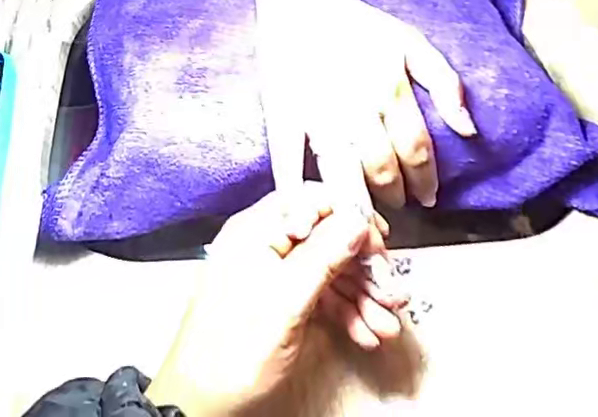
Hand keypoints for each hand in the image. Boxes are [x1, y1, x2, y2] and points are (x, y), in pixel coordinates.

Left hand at [149, 185, 404, 416]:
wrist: (204, 401)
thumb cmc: (234, 349)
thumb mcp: (286, 300)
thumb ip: (322, 256)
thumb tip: (354, 217)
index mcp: (256, 229)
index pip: (310, 201)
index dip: (348, 217)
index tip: (380, 245)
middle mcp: (263, 242)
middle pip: (323, 236)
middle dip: (363, 265)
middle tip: (393, 295)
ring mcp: (271, 272)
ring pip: (326, 268)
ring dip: (362, 295)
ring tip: (386, 325)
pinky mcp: (278, 301)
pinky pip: (319, 294)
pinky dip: (346, 312)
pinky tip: (366, 334)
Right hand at [248, 0, 476, 210]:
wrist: (300, 0)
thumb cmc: (356, 22)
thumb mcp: (410, 41)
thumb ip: (445, 83)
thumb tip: (469, 131)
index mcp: (390, 91)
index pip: (417, 151)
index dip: (427, 181)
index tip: (429, 197)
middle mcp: (356, 109)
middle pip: (382, 168)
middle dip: (395, 197)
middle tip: (396, 208)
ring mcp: (316, 113)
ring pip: (342, 172)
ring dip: (356, 206)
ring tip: (363, 225)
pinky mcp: (282, 112)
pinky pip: (286, 157)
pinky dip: (293, 189)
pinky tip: (300, 214)